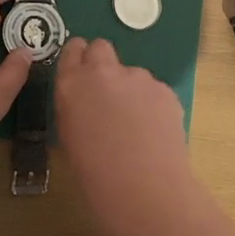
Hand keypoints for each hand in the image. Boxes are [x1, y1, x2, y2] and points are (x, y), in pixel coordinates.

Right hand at [53, 37, 196, 229]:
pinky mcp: (164, 89)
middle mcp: (102, 72)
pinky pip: (153, 90)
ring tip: (136, 125)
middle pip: (101, 47)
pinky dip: (152, 104)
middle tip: (106, 92)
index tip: (81, 72)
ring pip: (131, 73)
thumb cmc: (96, 175)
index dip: (78, 59)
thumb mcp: (70, 138)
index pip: (71, 51)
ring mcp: (137, 77)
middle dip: (102, 62)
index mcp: (71, 85)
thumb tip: (86, 104)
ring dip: (130, 89)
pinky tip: (154, 132)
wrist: (144, 188)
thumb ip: (75, 109)